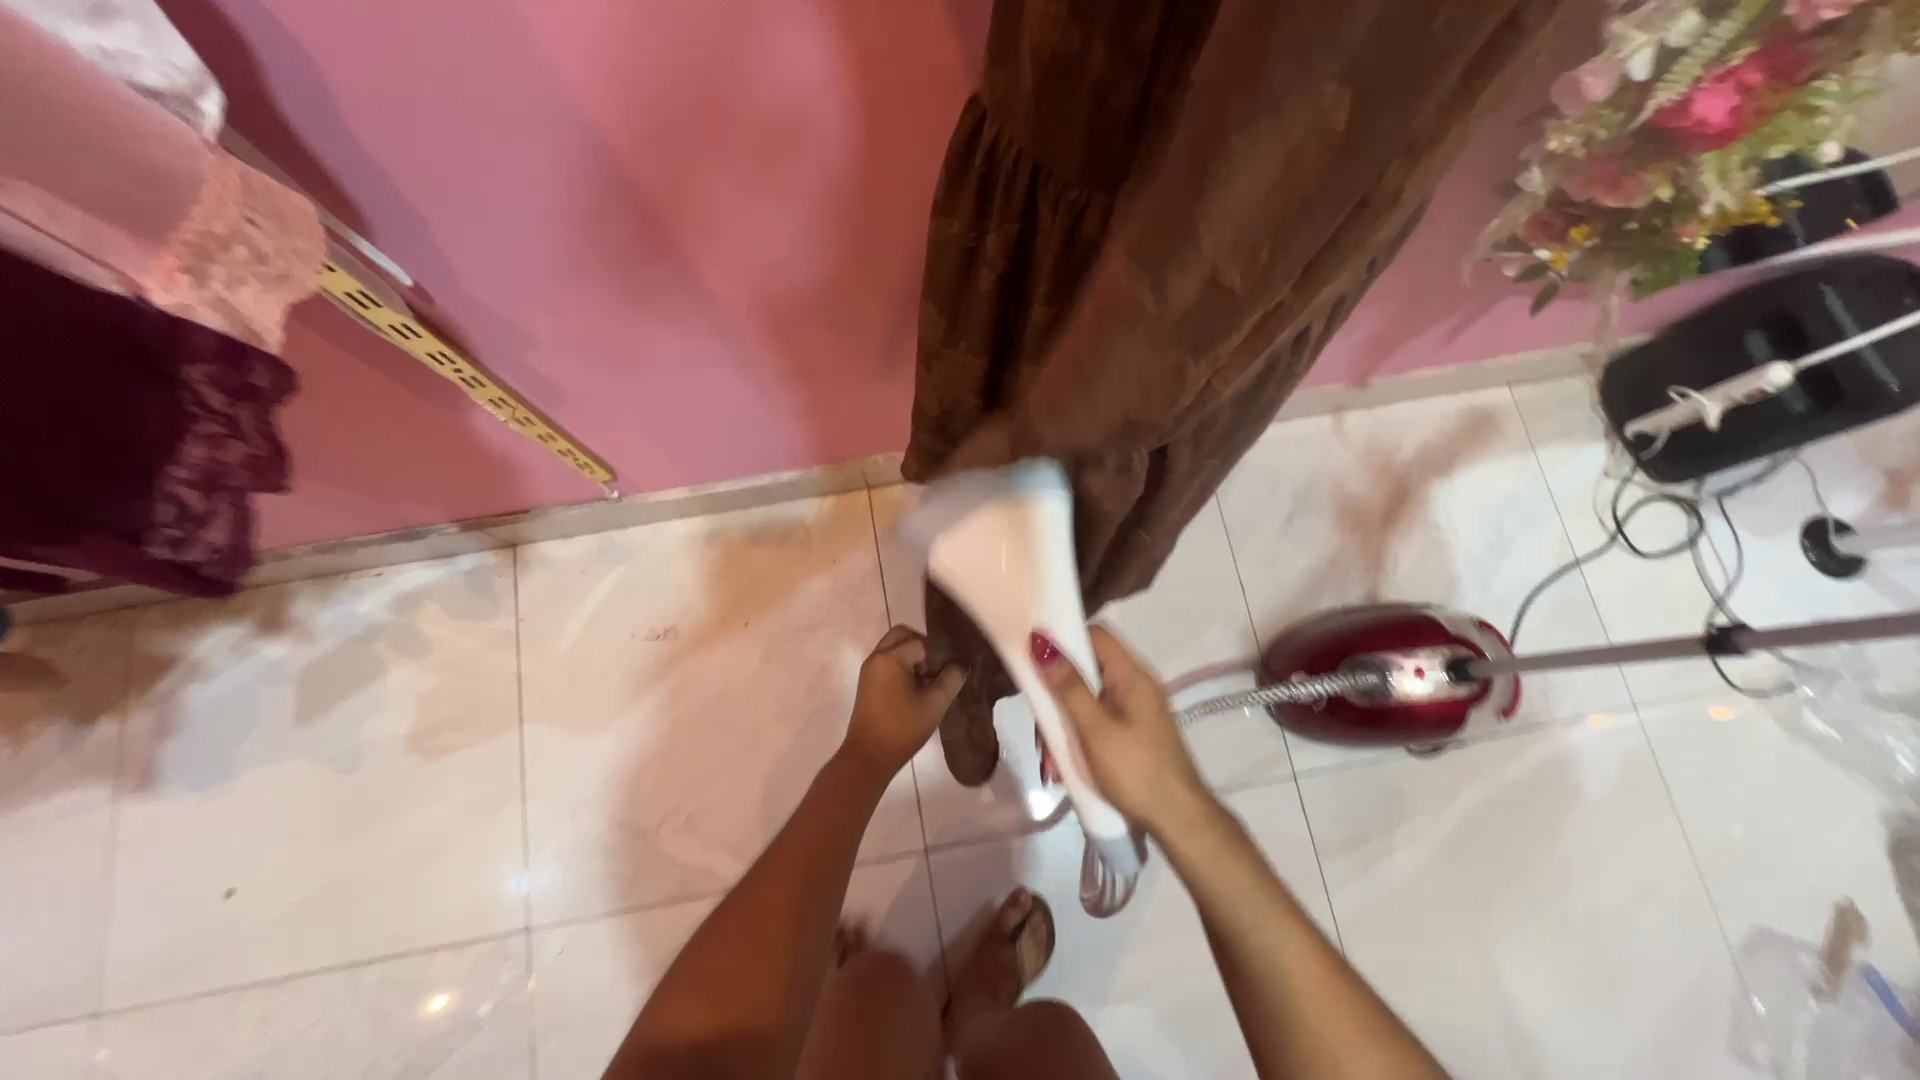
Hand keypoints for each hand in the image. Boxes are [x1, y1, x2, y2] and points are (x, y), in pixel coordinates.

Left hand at [842, 625, 966, 776]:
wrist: (869, 756)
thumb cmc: (903, 728)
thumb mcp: (935, 703)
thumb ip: (952, 678)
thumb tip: (961, 665)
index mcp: (891, 658)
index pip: (922, 642)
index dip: (939, 655)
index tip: (951, 670)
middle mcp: (876, 657)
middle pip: (902, 635)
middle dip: (923, 646)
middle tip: (938, 667)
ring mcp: (869, 670)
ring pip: (893, 648)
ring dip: (912, 656)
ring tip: (929, 680)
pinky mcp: (867, 683)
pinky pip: (887, 662)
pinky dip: (901, 666)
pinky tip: (916, 689)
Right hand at [1032, 625, 1212, 835]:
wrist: (1179, 821)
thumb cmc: (1136, 771)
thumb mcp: (1094, 729)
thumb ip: (1067, 686)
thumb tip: (1041, 641)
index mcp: (1132, 676)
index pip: (1096, 635)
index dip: (1065, 639)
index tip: (1034, 660)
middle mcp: (1136, 686)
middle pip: (1088, 669)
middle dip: (1058, 696)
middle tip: (1040, 728)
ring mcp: (1136, 712)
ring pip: (1089, 700)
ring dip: (1064, 725)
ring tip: (1051, 761)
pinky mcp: (1134, 735)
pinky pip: (1098, 722)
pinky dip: (1079, 738)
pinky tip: (1065, 767)